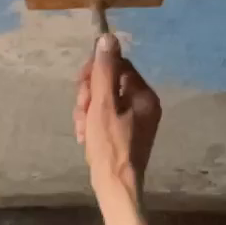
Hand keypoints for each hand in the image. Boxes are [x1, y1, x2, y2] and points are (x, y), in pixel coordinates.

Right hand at [73, 34, 159, 197]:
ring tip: (82, 130)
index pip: (119, 66)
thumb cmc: (110, 146)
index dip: (96, 72)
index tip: (81, 85)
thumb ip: (105, 71)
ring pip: (104, 101)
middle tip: (81, 112)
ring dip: (87, 111)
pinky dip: (92, 123)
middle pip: (110, 83)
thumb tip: (108, 38)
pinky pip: (105, 118)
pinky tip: (85, 137)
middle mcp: (144, 105)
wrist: (116, 186)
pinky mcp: (125, 134)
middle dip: (89, 95)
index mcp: (144, 95)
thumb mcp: (102, 105)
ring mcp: (135, 121)